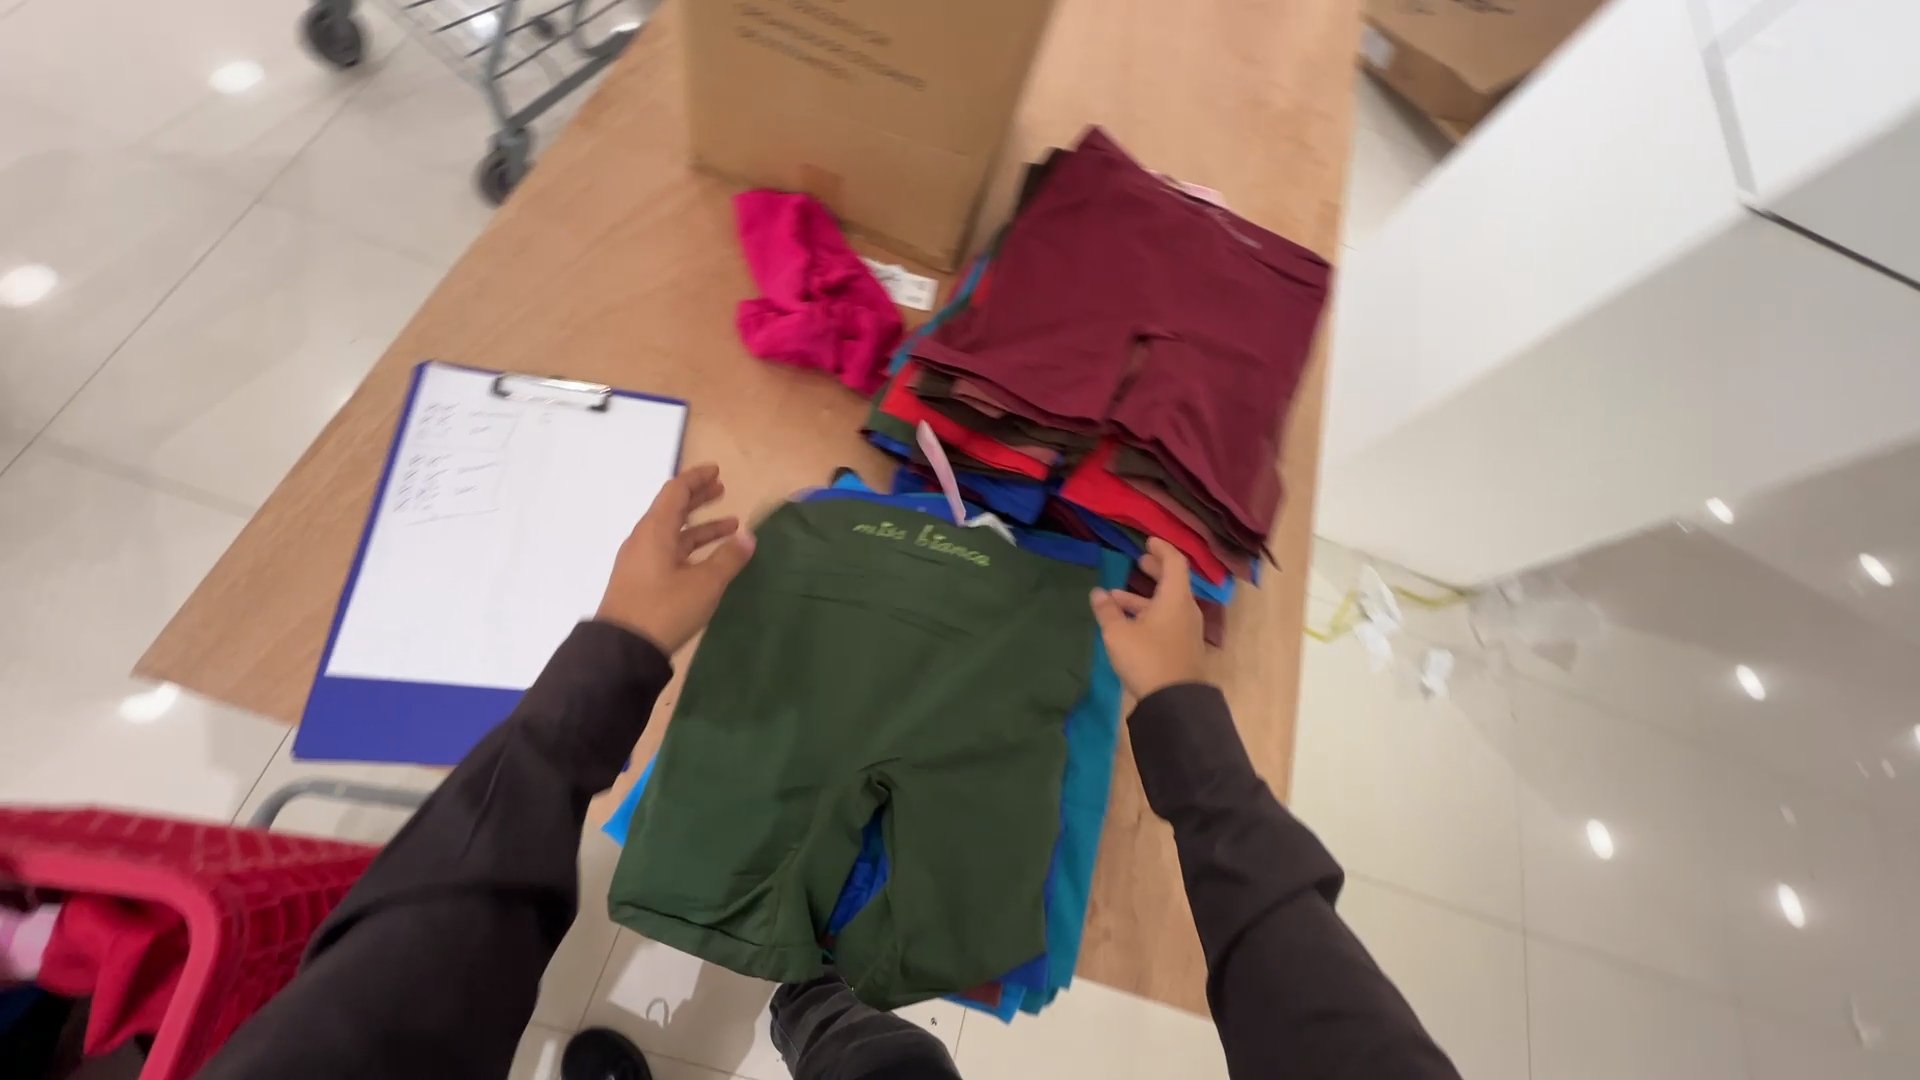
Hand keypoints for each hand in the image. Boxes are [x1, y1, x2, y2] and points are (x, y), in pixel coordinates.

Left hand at [597, 463, 755, 652]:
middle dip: (699, 499)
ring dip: (700, 526)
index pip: (675, 492)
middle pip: (672, 509)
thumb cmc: (665, 608)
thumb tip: (748, 537)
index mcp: (655, 531)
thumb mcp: (705, 583)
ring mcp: (641, 560)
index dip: (696, 479)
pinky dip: (691, 545)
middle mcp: (644, 539)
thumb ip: (729, 558)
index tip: (717, 472)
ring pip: (673, 532)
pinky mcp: (642, 579)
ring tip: (730, 526)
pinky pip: (669, 550)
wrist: (624, 648)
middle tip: (723, 491)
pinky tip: (710, 556)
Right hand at [1089, 538, 1207, 699]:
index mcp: (1174, 599)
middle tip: (1140, 562)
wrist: (1175, 702)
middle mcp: (1185, 610)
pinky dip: (1148, 614)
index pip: (1174, 563)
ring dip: (1143, 598)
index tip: (1148, 542)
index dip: (1161, 549)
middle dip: (1154, 571)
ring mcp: (1186, 630)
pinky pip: (1166, 620)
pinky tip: (1127, 623)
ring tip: (1116, 597)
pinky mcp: (1182, 647)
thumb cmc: (1147, 659)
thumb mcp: (1118, 633)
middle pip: (1172, 582)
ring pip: (1166, 604)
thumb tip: (1097, 592)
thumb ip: (1107, 610)